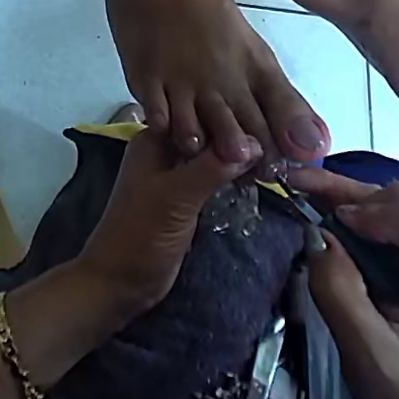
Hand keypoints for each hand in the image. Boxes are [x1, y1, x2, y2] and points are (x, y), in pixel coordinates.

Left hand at [75, 127, 259, 314]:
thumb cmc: (141, 234)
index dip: (232, 118)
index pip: (200, 114)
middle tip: (278, 145)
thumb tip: (256, 144)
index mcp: (155, 138)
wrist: (120, 283)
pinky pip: (213, 177)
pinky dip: (232, 177)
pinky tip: (255, 179)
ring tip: (274, 161)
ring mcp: (175, 173)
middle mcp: (165, 149)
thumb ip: (213, 168)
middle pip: (209, 134)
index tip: (269, 124)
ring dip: (238, 159)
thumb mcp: (177, 197)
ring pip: (213, 156)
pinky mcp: (186, 197)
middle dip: (239, 139)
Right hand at [289, 167, 398, 398]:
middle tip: (311, 200)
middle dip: (363, 199)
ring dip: (357, 200)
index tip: (337, 222)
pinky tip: (330, 210)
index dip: (382, 213)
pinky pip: (398, 222)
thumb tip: (315, 234)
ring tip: (313, 198)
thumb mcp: (364, 355)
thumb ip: (340, 293)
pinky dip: (361, 212)